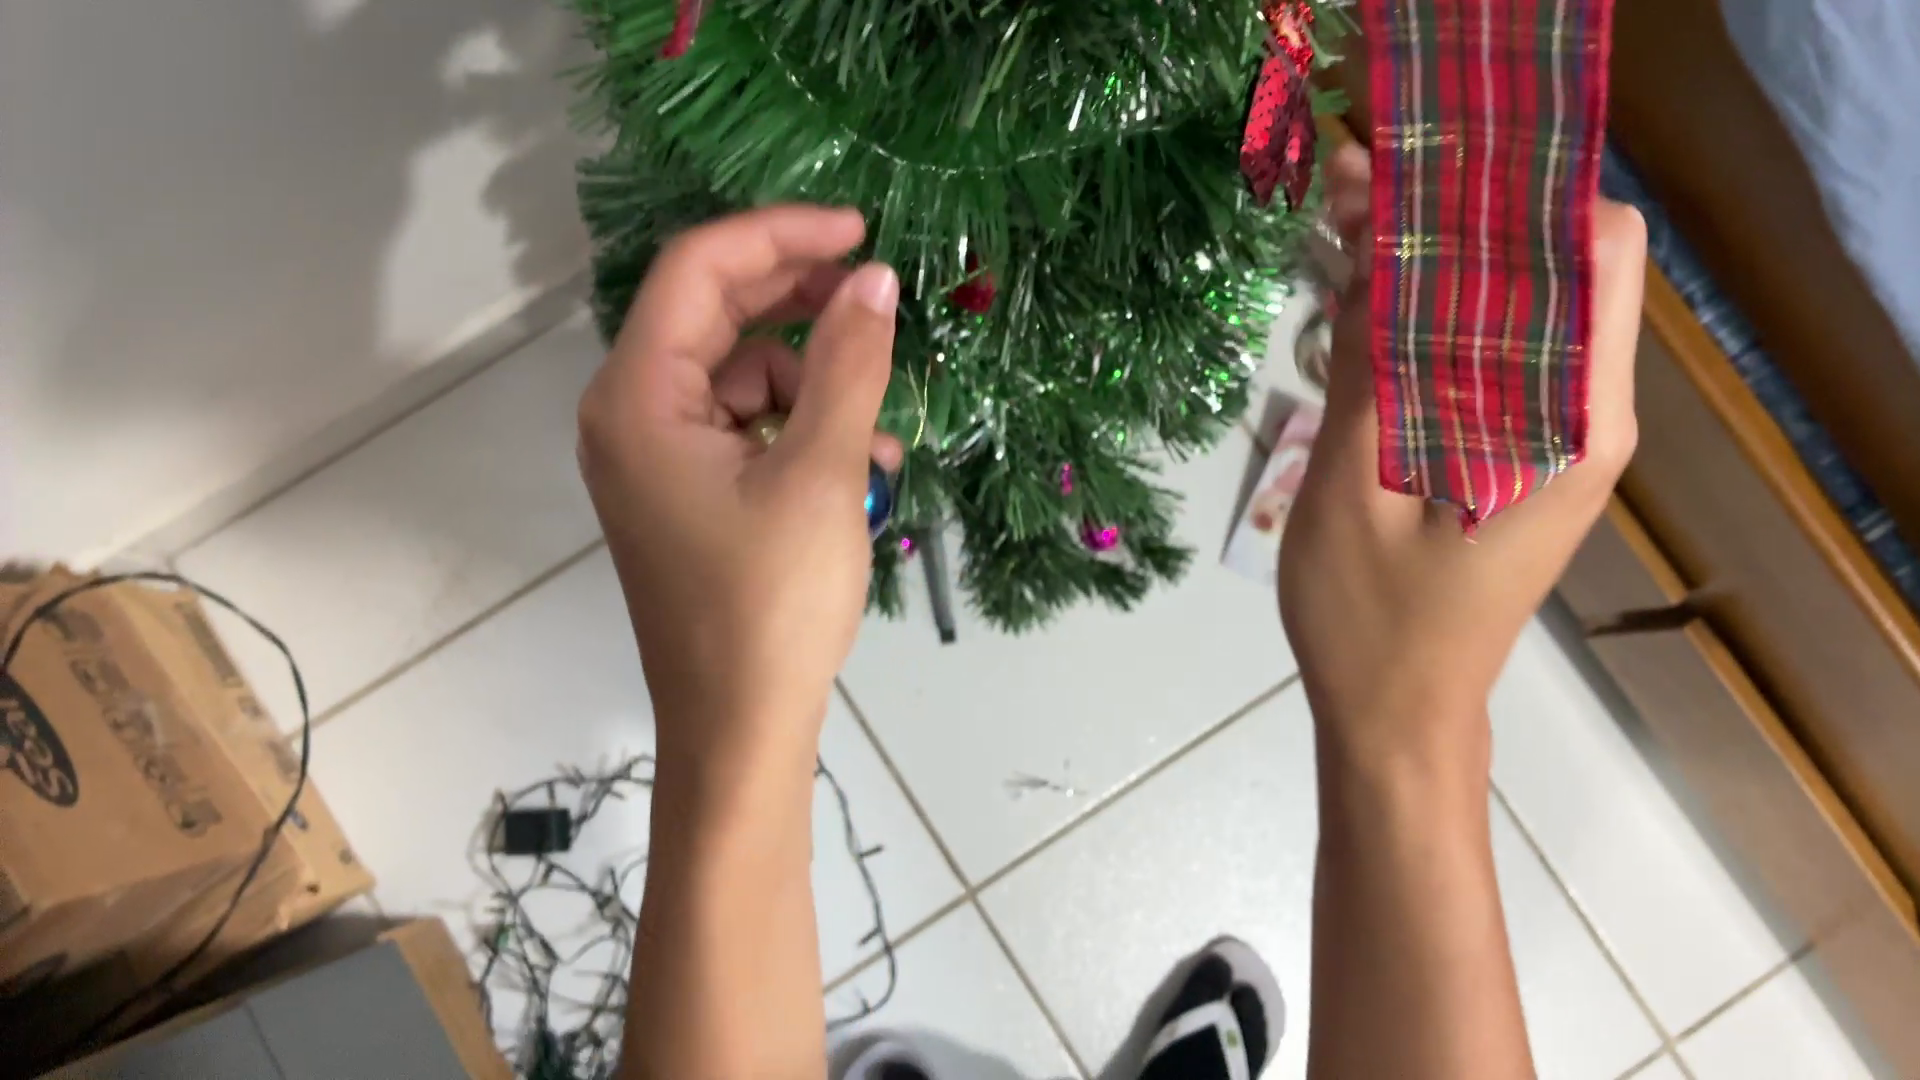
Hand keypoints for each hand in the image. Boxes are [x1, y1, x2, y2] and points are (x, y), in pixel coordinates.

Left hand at [577, 205, 901, 769]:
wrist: (742, 726)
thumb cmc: (773, 604)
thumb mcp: (821, 474)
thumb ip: (848, 365)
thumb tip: (875, 280)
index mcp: (639, 398)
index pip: (699, 271)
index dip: (781, 235)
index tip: (859, 231)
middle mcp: (632, 416)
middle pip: (717, 317)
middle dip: (800, 303)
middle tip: (874, 298)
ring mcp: (659, 458)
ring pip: (743, 378)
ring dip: (817, 388)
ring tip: (878, 442)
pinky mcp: (689, 493)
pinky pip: (748, 431)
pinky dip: (803, 435)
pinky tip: (857, 471)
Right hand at [1279, 144, 1646, 762]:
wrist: (1395, 714)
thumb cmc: (1369, 622)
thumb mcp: (1348, 492)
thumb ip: (1369, 373)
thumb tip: (1375, 257)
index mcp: (1566, 424)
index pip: (1588, 256)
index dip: (1510, 194)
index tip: (1413, 171)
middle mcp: (1581, 416)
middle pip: (1547, 271)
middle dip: (1454, 218)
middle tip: (1348, 194)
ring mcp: (1546, 438)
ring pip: (1510, 312)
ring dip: (1431, 267)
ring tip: (1339, 241)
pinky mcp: (1507, 456)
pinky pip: (1481, 362)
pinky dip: (1424, 323)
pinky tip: (1355, 318)